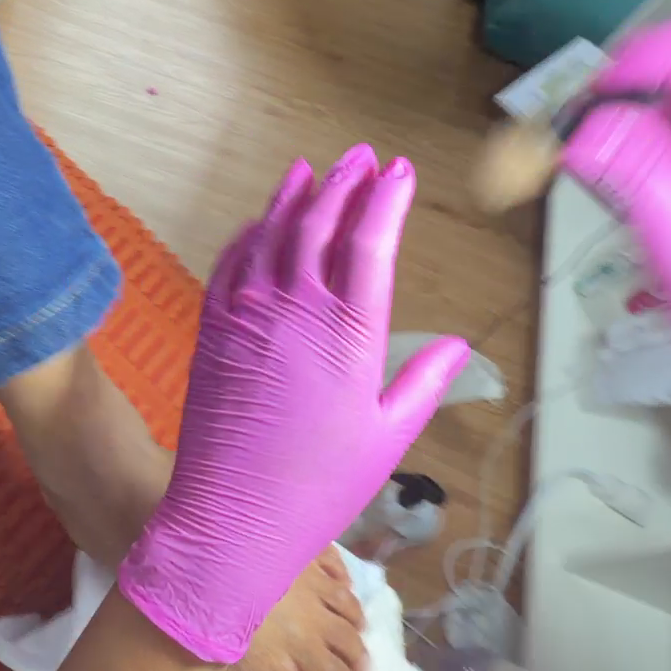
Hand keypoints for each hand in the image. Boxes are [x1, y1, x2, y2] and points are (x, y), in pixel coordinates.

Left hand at [119, 145, 468, 662]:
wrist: (231, 514)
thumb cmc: (319, 484)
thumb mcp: (389, 436)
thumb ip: (423, 381)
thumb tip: (458, 345)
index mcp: (348, 330)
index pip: (371, 242)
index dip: (387, 199)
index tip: (401, 170)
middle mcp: (295, 307)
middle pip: (319, 224)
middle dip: (343, 183)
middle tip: (360, 157)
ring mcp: (246, 312)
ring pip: (271, 234)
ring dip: (291, 196)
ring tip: (309, 169)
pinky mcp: (212, 327)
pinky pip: (230, 264)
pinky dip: (248, 235)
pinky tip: (259, 223)